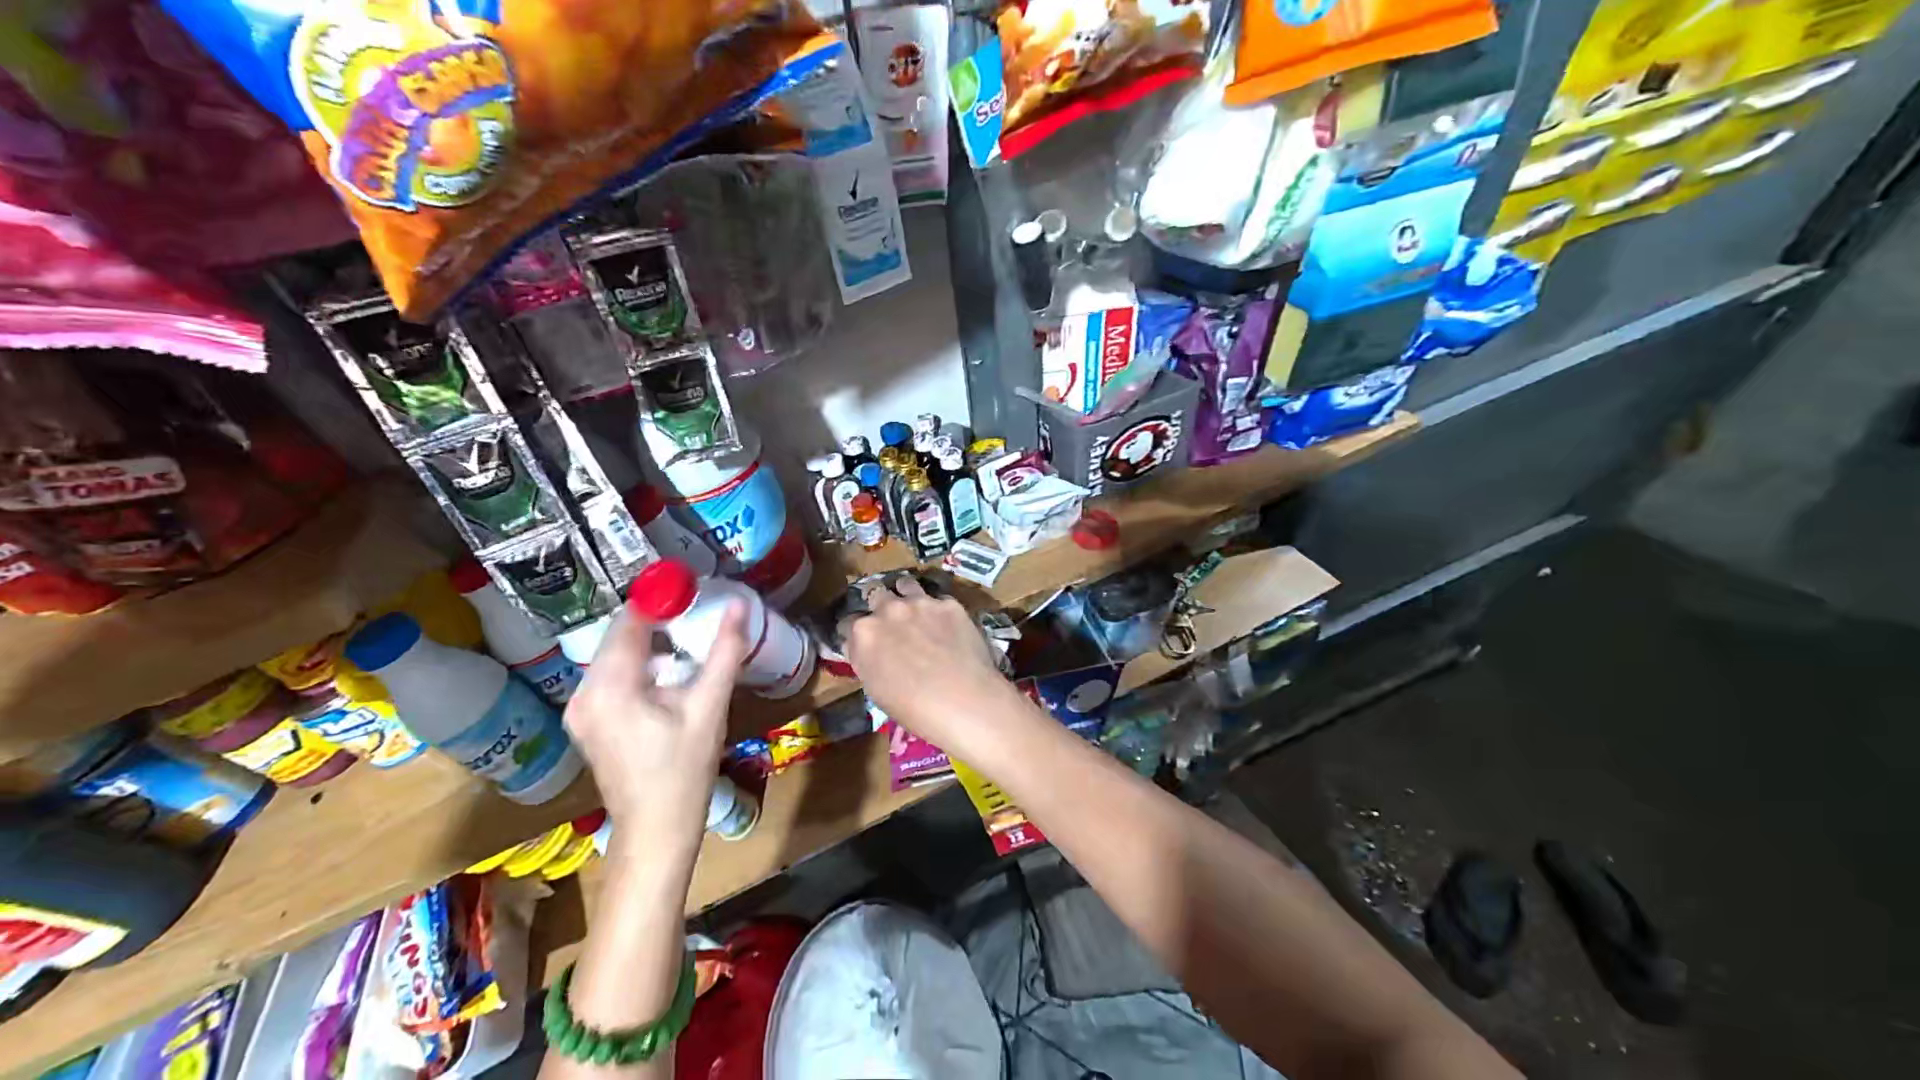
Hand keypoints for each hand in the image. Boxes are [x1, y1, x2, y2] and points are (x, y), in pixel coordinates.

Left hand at [563, 602, 747, 842]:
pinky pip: (610, 677)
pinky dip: (638, 666)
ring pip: (614, 656)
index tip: (691, 587)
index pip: (629, 620)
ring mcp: (580, 710)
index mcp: (609, 685)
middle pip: (618, 636)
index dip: (659, 599)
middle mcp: (584, 693)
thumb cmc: (684, 770)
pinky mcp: (587, 723)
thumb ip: (724, 652)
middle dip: (656, 619)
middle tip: (695, 610)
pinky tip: (668, 674)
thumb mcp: (709, 707)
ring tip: (687, 639)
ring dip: (648, 643)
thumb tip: (739, 606)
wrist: (655, 831)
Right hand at [843, 577, 1021, 758]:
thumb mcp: (874, 689)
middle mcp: (888, 610)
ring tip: (913, 606)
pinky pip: (938, 599)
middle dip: (878, 604)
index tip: (862, 639)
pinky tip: (946, 622)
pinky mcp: (949, 604)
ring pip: (905, 584)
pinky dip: (938, 608)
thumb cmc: (913, 708)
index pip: (847, 623)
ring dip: (905, 593)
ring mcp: (920, 603)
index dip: (855, 632)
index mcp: (864, 633)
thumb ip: (864, 659)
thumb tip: (860, 648)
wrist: (963, 700)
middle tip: (888, 619)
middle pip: (875, 594)